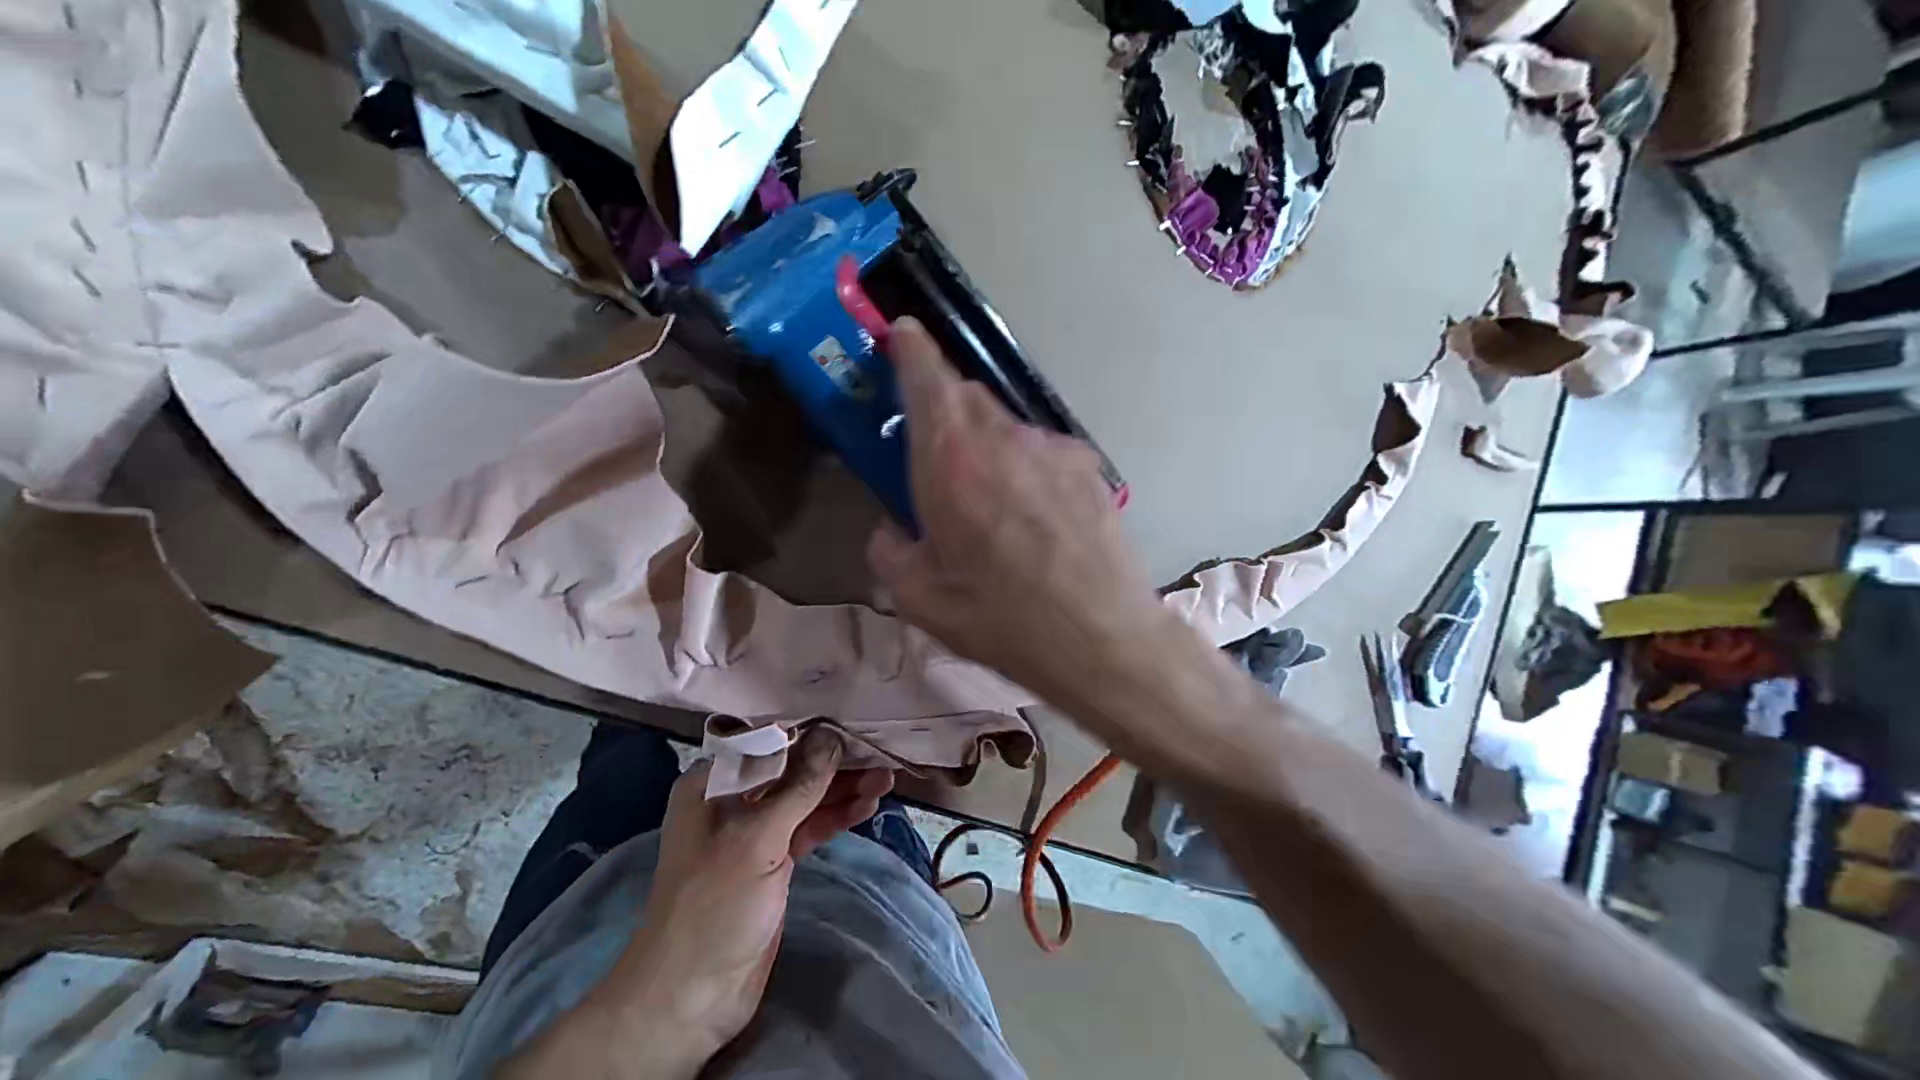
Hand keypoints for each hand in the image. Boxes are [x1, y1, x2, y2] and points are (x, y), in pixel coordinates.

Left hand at [566, 731, 892, 1078]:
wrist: (693, 994)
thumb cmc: (714, 903)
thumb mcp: (757, 838)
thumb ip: (799, 786)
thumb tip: (832, 737)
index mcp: (712, 782)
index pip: (768, 741)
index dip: (809, 729)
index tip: (849, 717)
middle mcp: (733, 799)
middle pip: (792, 769)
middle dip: (834, 763)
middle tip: (878, 753)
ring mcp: (756, 832)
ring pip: (806, 799)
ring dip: (843, 789)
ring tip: (886, 778)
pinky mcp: (775, 860)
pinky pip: (811, 827)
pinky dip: (837, 816)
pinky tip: (867, 805)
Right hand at [866, 317, 1177, 705]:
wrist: (1098, 637)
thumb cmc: (999, 617)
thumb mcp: (919, 599)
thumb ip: (890, 552)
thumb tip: (891, 532)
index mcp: (949, 459)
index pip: (926, 377)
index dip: (910, 349)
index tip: (901, 332)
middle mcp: (1002, 437)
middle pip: (967, 399)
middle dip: (945, 415)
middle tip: (937, 459)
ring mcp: (1053, 448)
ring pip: (1007, 428)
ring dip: (989, 450)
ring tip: (992, 507)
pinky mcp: (1090, 468)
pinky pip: (1044, 453)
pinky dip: (1028, 471)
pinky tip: (1036, 521)